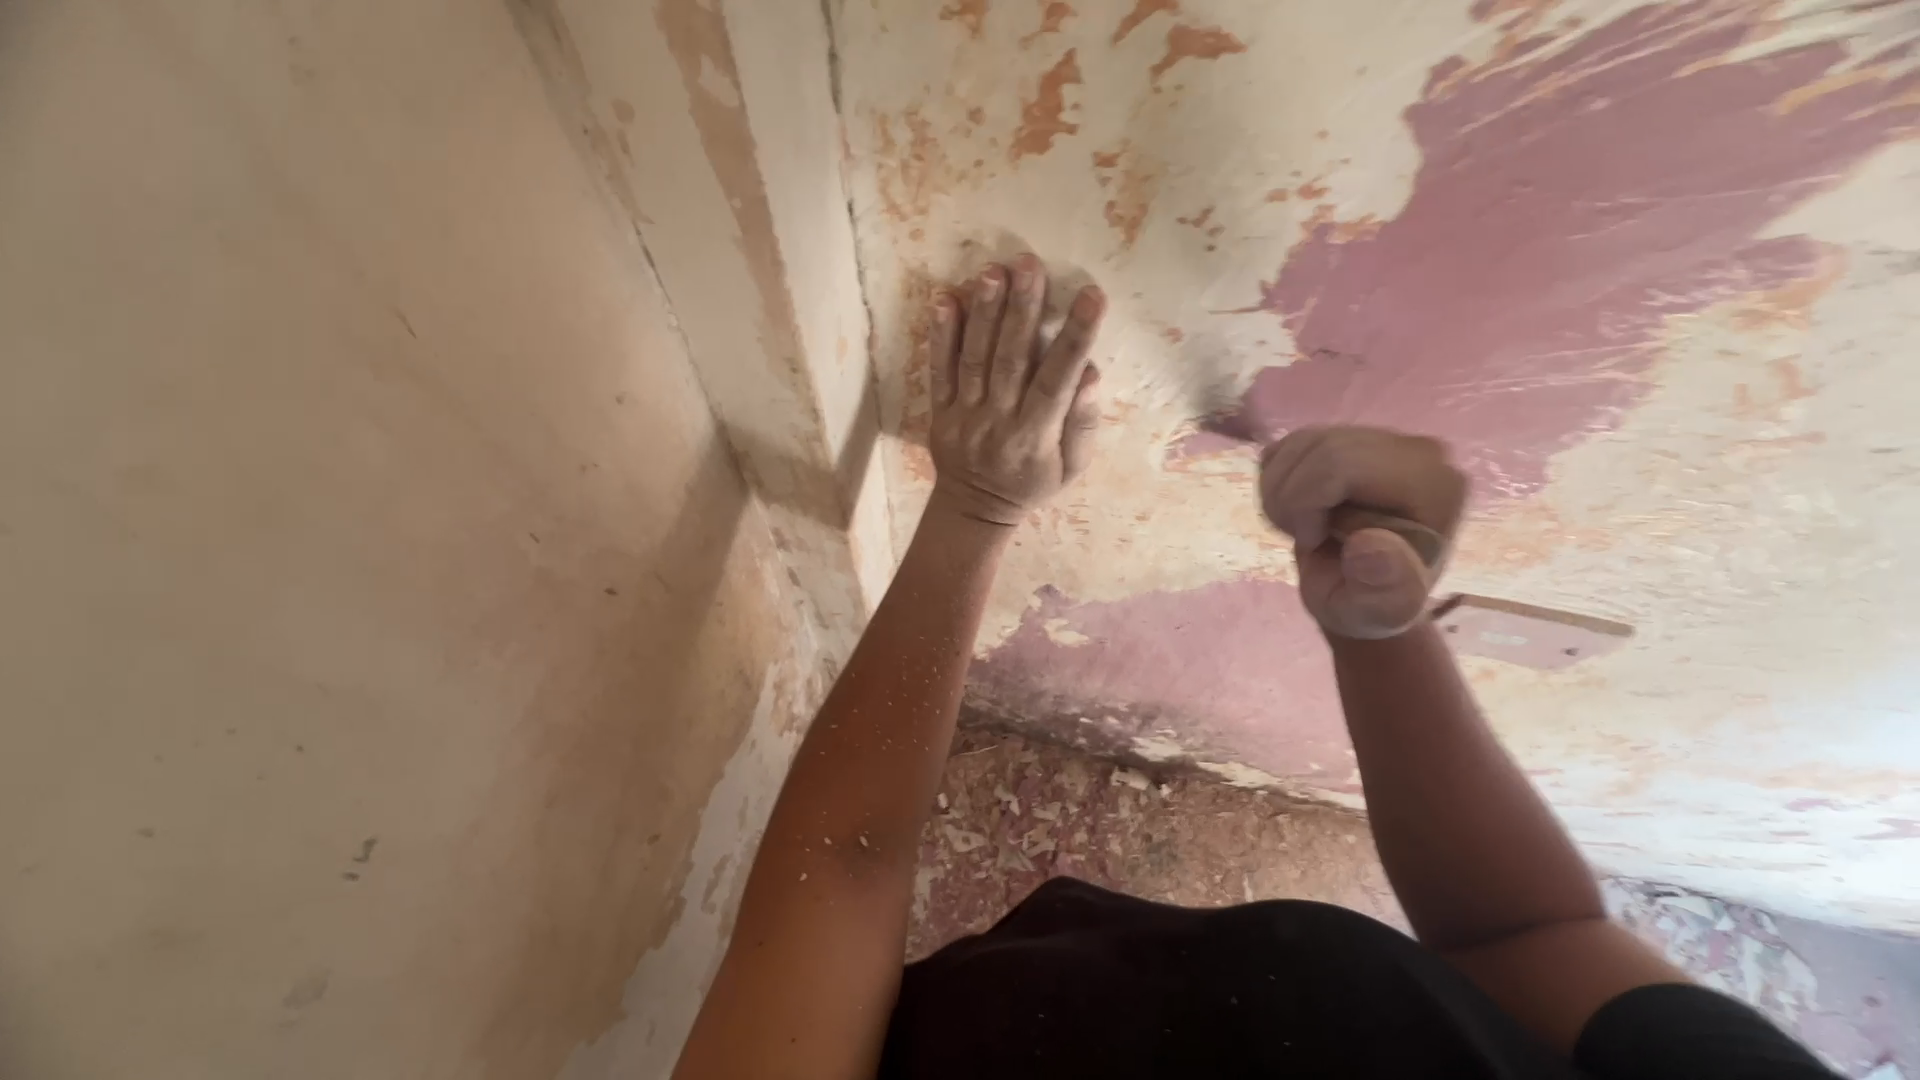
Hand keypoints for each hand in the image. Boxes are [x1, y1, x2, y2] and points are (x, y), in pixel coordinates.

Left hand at [924, 256, 1106, 526]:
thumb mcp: (1071, 468)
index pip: (1058, 381)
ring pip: (973, 359)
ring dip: (982, 313)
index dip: (1075, 338)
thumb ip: (1082, 425)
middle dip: (1022, 310)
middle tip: (1030, 264)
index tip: (1093, 296)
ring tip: (991, 271)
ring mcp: (963, 415)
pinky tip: (945, 299)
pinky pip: (938, 370)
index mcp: (1034, 437)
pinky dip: (940, 335)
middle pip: (1010, 360)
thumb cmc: (1032, 484)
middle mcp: (997, 422)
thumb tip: (1092, 375)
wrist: (974, 508)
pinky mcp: (938, 411)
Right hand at [1259, 427, 1467, 638]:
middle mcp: (1418, 450)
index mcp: (1434, 484)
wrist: (1361, 595)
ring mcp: (1384, 439)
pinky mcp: (1351, 438)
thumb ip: (1385, 586)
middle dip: (1291, 498)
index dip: (1307, 503)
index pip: (1340, 464)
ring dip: (1280, 490)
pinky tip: (1297, 507)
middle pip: (1319, 448)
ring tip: (1299, 526)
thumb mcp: (1379, 613)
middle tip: (1300, 536)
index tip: (1313, 541)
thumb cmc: (1370, 606)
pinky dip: (1279, 477)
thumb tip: (1370, 543)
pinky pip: (1295, 442)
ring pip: (1302, 443)